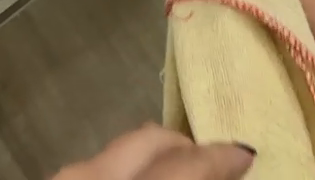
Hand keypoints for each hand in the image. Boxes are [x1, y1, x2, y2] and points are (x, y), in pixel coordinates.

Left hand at [52, 125, 255, 179]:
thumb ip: (189, 179)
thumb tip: (219, 171)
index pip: (187, 163)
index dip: (221, 158)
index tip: (247, 153)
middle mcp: (92, 172)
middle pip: (152, 138)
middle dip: (187, 148)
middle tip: (213, 168)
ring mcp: (67, 174)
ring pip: (125, 149)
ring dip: (158, 160)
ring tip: (179, 176)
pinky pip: (102, 166)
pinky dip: (130, 171)